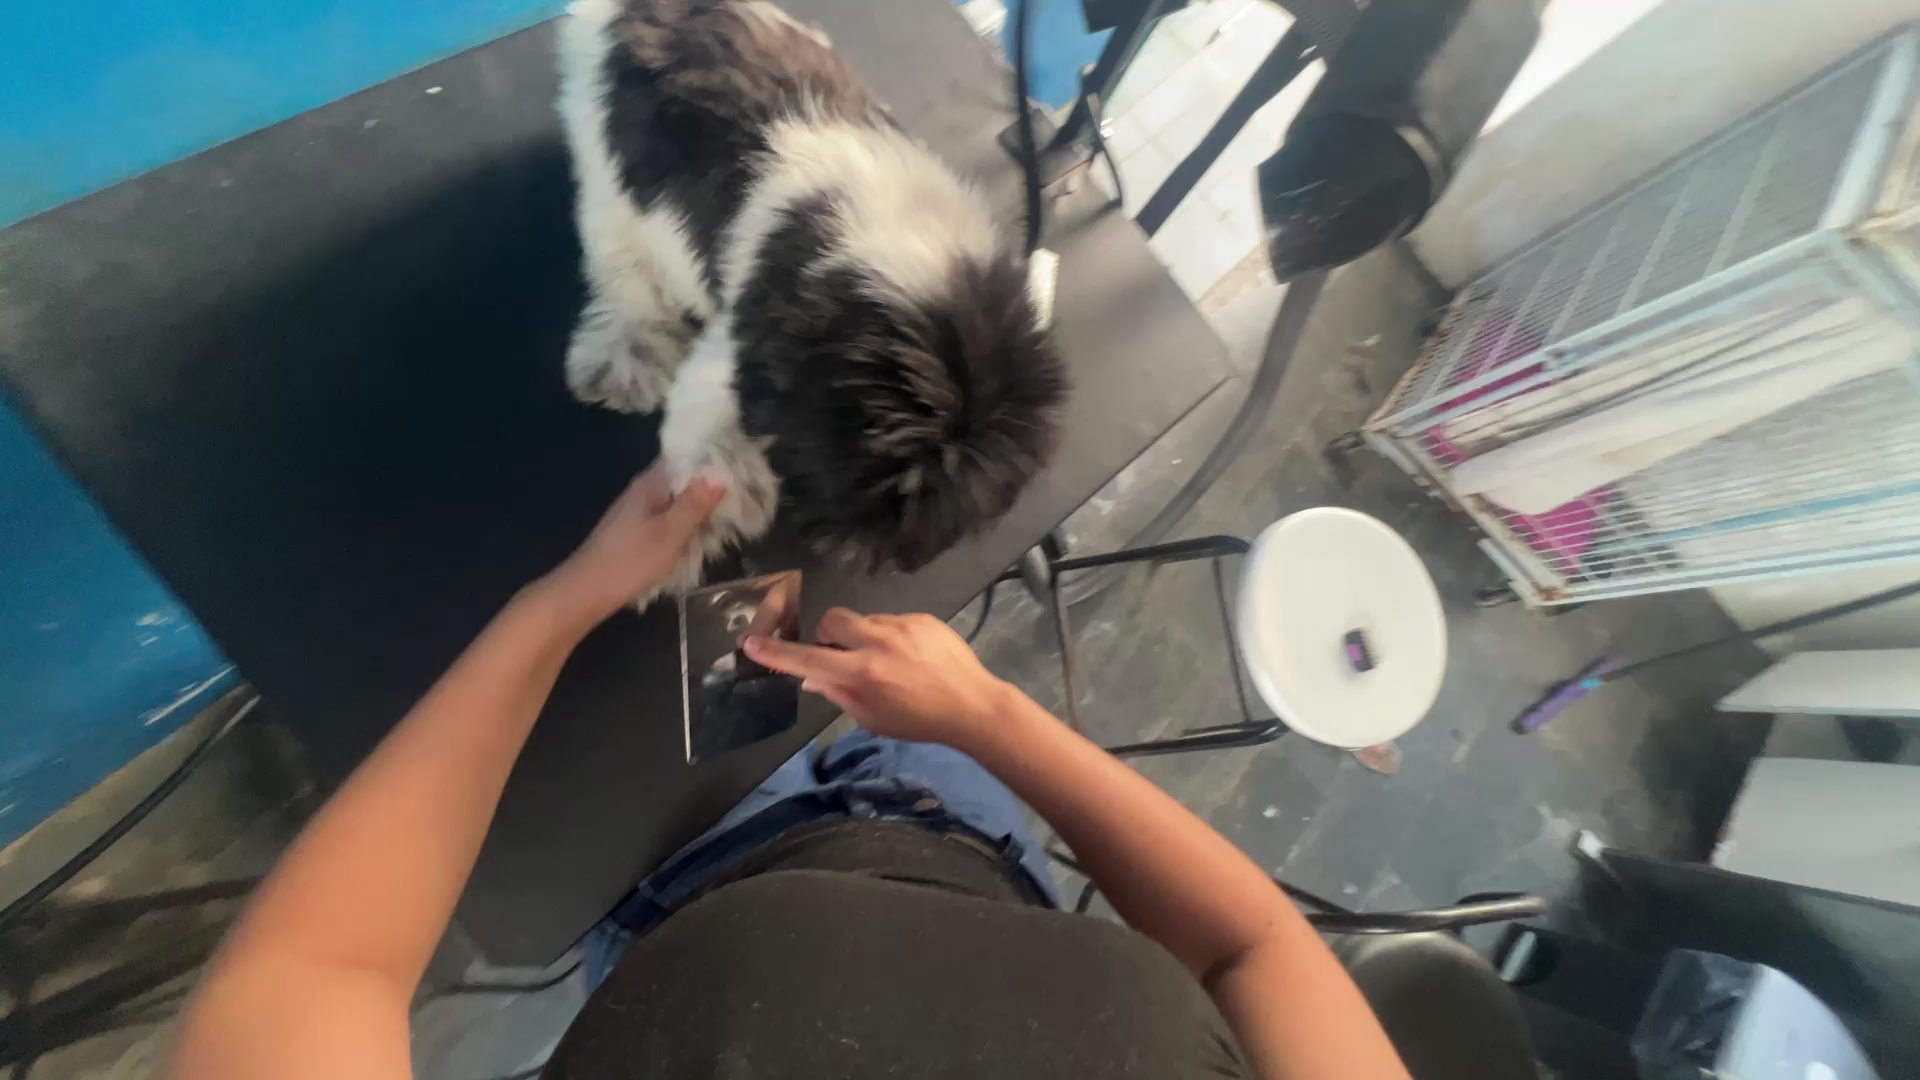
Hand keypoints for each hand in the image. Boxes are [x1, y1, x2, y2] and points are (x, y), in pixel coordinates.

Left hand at [539, 463, 724, 622]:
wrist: (587, 592)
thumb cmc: (631, 560)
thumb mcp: (670, 532)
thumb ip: (695, 503)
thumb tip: (720, 474)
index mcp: (650, 484)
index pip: (685, 457)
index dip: (712, 458)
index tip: (740, 466)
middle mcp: (644, 491)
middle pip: (683, 477)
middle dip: (712, 483)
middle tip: (745, 492)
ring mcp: (639, 511)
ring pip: (678, 498)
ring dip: (702, 504)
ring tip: (733, 510)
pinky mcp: (638, 530)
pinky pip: (671, 515)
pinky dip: (689, 520)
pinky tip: (705, 531)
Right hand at [743, 609, 1013, 748]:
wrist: (972, 704)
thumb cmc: (918, 720)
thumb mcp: (872, 718)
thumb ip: (837, 693)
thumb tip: (810, 675)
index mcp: (863, 674)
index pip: (809, 659)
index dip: (777, 653)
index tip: (751, 642)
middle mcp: (879, 642)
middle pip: (832, 619)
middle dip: (828, 634)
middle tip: (840, 654)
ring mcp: (903, 625)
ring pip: (864, 620)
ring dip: (863, 637)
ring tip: (887, 662)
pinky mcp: (922, 617)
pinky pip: (891, 621)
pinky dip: (890, 636)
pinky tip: (909, 657)